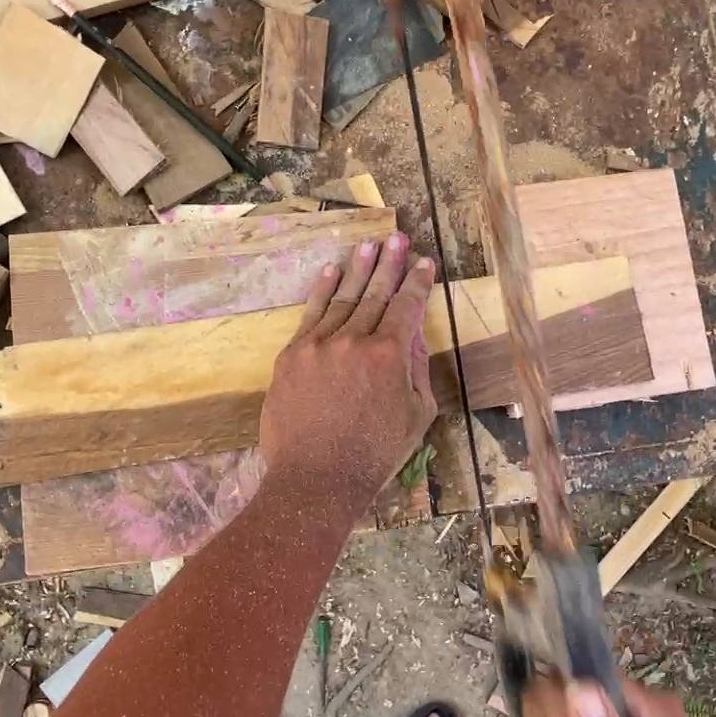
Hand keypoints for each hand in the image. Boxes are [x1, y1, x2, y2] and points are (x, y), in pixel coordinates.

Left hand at [259, 232, 438, 501]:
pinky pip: (309, 315)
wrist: (316, 479)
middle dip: (389, 263)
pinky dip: (321, 291)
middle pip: (374, 293)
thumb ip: (416, 370)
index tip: (424, 262)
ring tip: (368, 246)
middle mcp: (354, 341)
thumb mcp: (416, 416)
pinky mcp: (292, 356)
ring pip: (342, 298)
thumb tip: (413, 336)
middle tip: (396, 237)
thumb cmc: (374, 455)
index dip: (417, 282)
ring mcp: (318, 345)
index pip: (406, 307)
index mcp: (390, 356)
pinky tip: (331, 271)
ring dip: (357, 269)